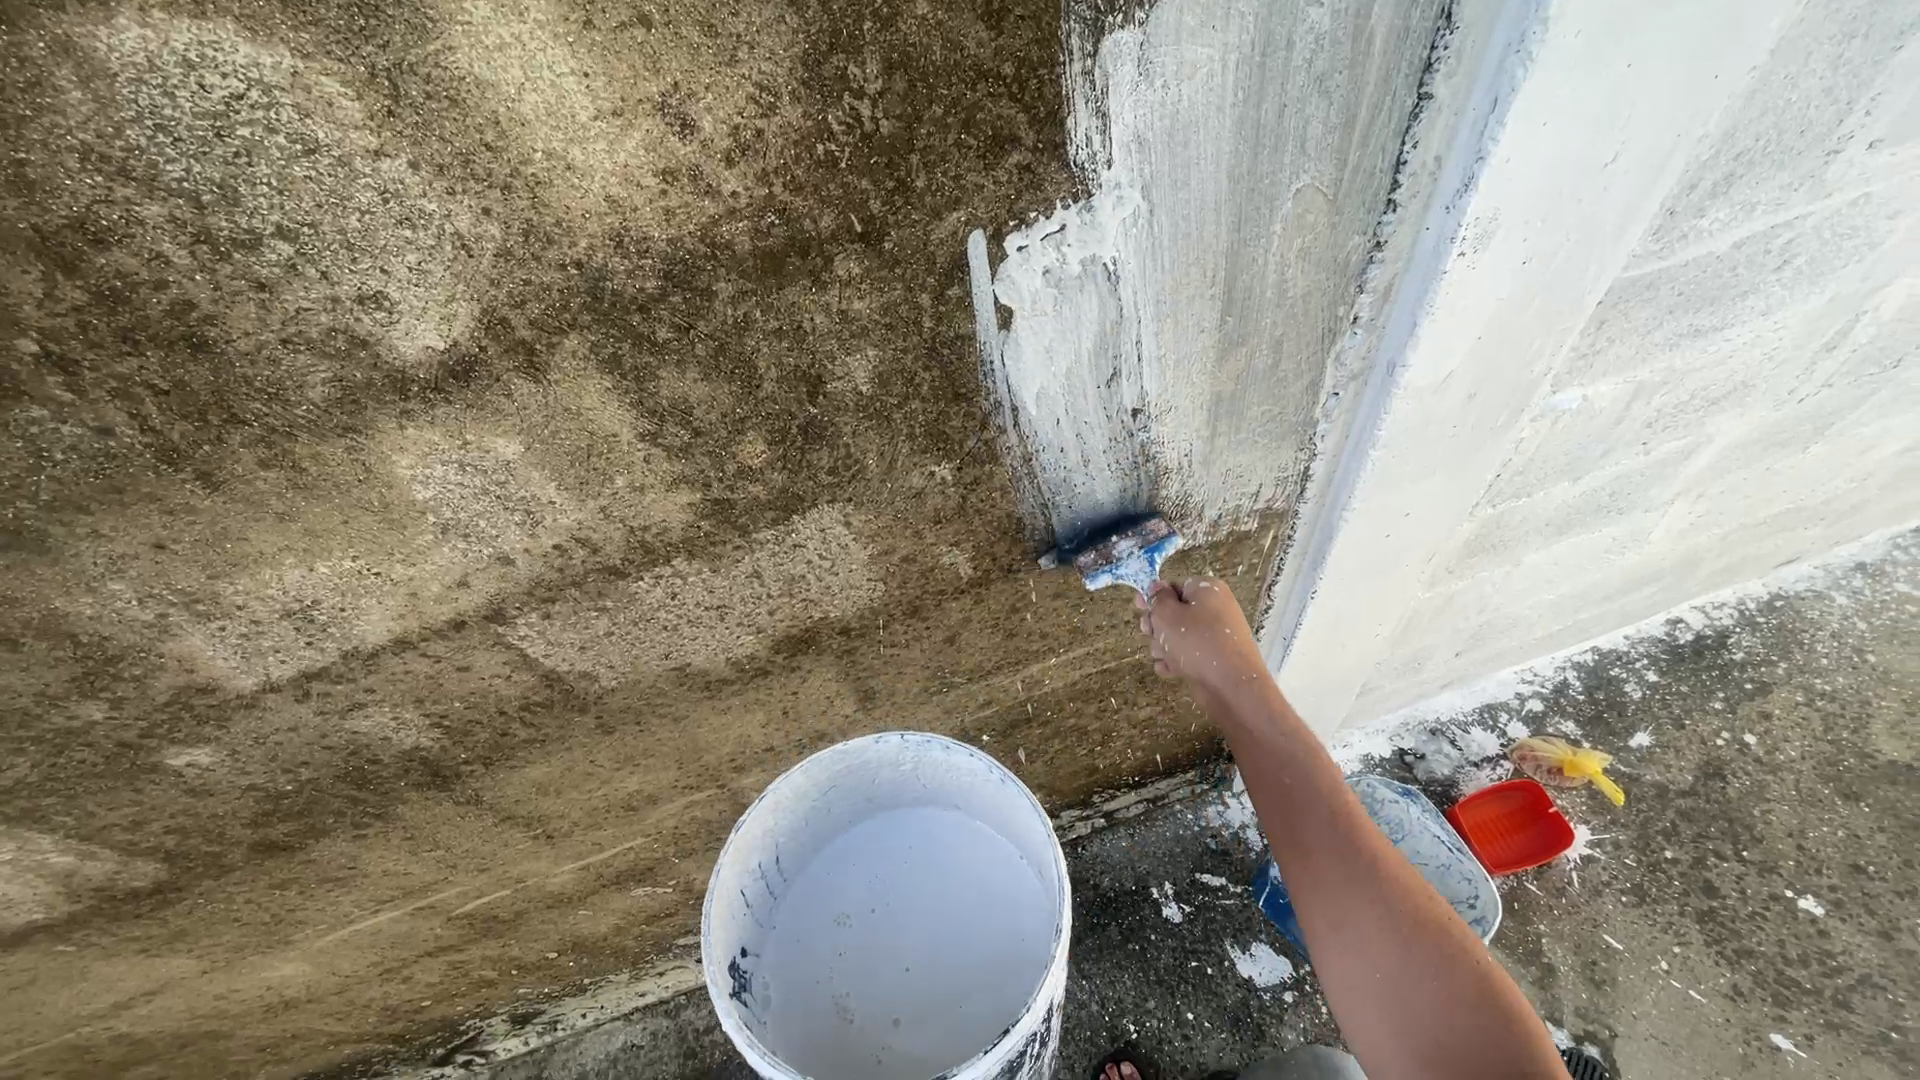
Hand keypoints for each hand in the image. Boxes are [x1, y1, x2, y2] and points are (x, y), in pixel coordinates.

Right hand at [1134, 578, 1267, 695]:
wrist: (1232, 685)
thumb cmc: (1196, 642)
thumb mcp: (1166, 615)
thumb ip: (1157, 598)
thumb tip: (1157, 586)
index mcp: (1207, 590)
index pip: (1174, 587)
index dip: (1155, 598)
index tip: (1139, 608)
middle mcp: (1214, 609)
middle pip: (1174, 613)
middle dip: (1157, 627)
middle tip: (1152, 635)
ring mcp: (1216, 635)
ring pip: (1178, 636)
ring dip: (1164, 647)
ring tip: (1165, 656)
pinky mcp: (1215, 658)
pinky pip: (1189, 654)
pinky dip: (1177, 661)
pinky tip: (1170, 671)